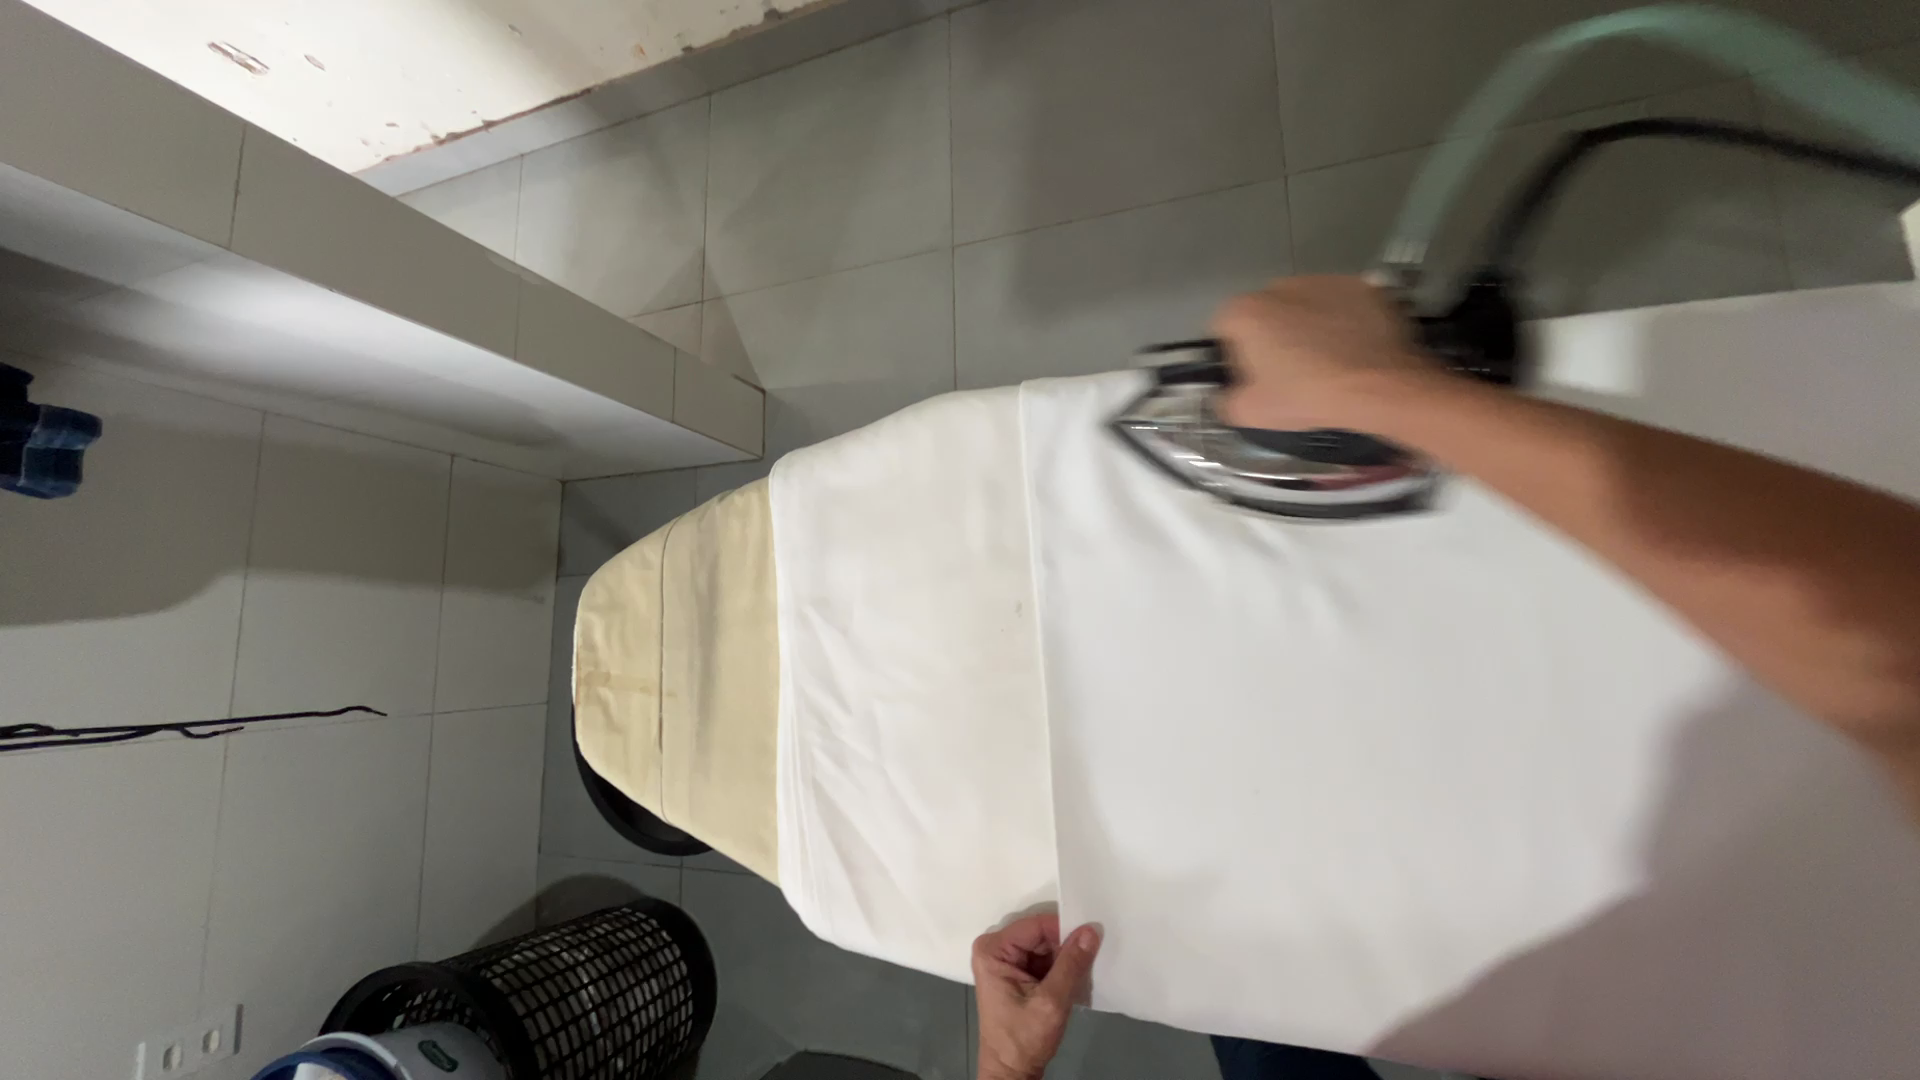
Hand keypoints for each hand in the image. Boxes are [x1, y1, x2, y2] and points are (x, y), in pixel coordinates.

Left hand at [971, 915, 1101, 1079]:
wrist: (1011, 1074)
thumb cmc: (1023, 1040)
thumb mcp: (1051, 1003)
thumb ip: (1071, 965)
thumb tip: (1091, 930)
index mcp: (993, 949)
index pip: (1035, 926)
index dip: (1064, 929)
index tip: (1092, 936)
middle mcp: (995, 948)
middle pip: (1039, 934)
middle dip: (1065, 945)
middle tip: (1094, 952)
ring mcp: (1005, 960)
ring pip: (1044, 946)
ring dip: (1065, 958)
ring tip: (1087, 966)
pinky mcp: (1015, 973)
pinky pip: (1042, 959)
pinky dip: (1060, 967)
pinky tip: (1076, 976)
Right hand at [1211, 275, 1443, 432]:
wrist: (1379, 387)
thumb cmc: (1307, 396)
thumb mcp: (1250, 412)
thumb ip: (1224, 399)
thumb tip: (1224, 394)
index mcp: (1245, 312)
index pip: (1222, 327)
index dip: (1232, 353)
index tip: (1249, 374)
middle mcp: (1279, 286)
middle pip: (1262, 312)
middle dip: (1268, 335)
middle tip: (1286, 369)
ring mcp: (1323, 280)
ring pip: (1300, 304)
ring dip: (1303, 325)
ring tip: (1321, 358)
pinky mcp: (1360, 284)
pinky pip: (1337, 302)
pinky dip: (1337, 319)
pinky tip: (1346, 346)